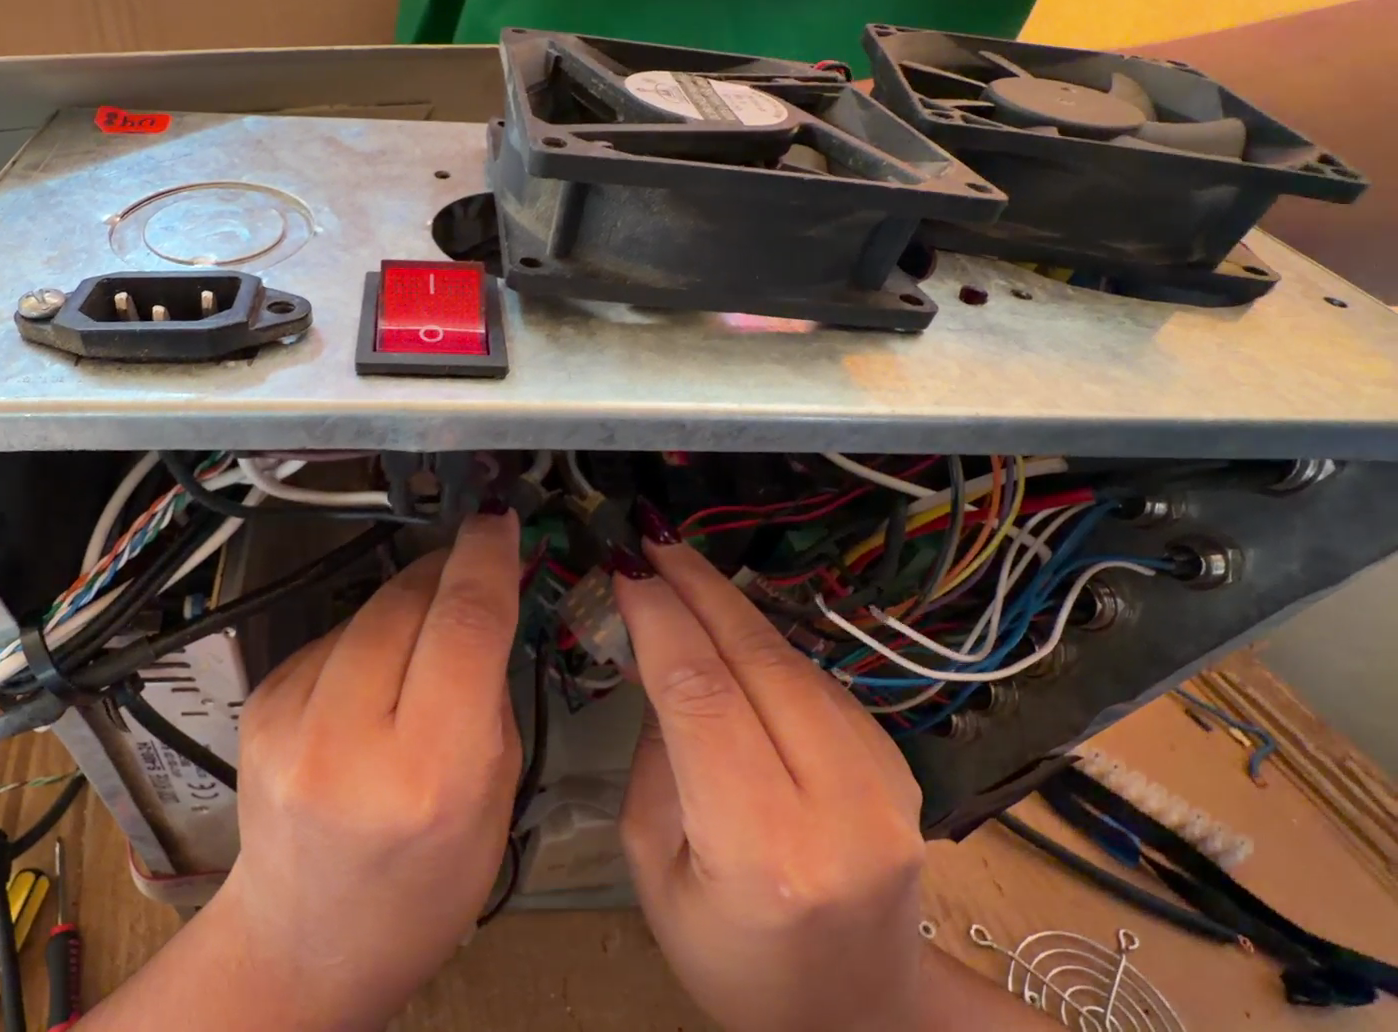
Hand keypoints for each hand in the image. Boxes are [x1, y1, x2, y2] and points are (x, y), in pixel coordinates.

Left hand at [95, 511, 523, 1030]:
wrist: (304, 939)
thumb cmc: (423, 888)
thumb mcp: (492, 800)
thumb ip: (489, 693)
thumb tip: (484, 600)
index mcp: (426, 773)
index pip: (463, 625)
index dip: (486, 559)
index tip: (498, 521)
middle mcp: (345, 737)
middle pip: (407, 601)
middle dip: (446, 570)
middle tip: (474, 565)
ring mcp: (286, 716)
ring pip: (366, 610)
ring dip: (407, 605)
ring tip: (426, 641)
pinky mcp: (258, 703)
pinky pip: (331, 637)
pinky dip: (366, 637)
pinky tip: (375, 676)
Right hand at [611, 524, 926, 1031]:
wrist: (855, 1014)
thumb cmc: (728, 958)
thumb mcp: (654, 870)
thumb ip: (654, 762)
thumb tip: (657, 666)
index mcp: (758, 848)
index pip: (701, 700)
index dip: (660, 622)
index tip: (626, 572)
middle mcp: (837, 811)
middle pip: (760, 664)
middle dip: (699, 591)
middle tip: (654, 543)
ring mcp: (885, 789)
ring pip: (796, 665)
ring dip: (733, 610)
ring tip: (681, 573)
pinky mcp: (901, 772)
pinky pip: (822, 686)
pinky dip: (768, 647)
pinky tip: (730, 630)